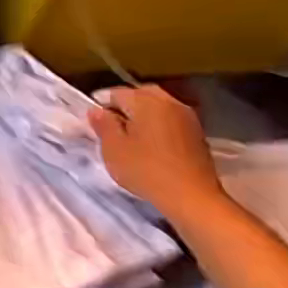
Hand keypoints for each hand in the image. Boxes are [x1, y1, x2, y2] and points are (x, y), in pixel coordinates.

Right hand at [87, 85, 225, 220]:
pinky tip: (149, 141)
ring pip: (159, 104)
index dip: (101, 104)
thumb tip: (97, 110)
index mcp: (147, 103)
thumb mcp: (114, 148)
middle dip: (124, 104)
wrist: (189, 194)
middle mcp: (170, 102)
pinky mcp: (195, 131)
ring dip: (142, 113)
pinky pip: (170, 117)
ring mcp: (187, 116)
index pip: (118, 93)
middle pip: (142, 94)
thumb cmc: (145, 169)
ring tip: (128, 133)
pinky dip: (157, 122)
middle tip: (110, 123)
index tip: (92, 120)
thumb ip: (104, 125)